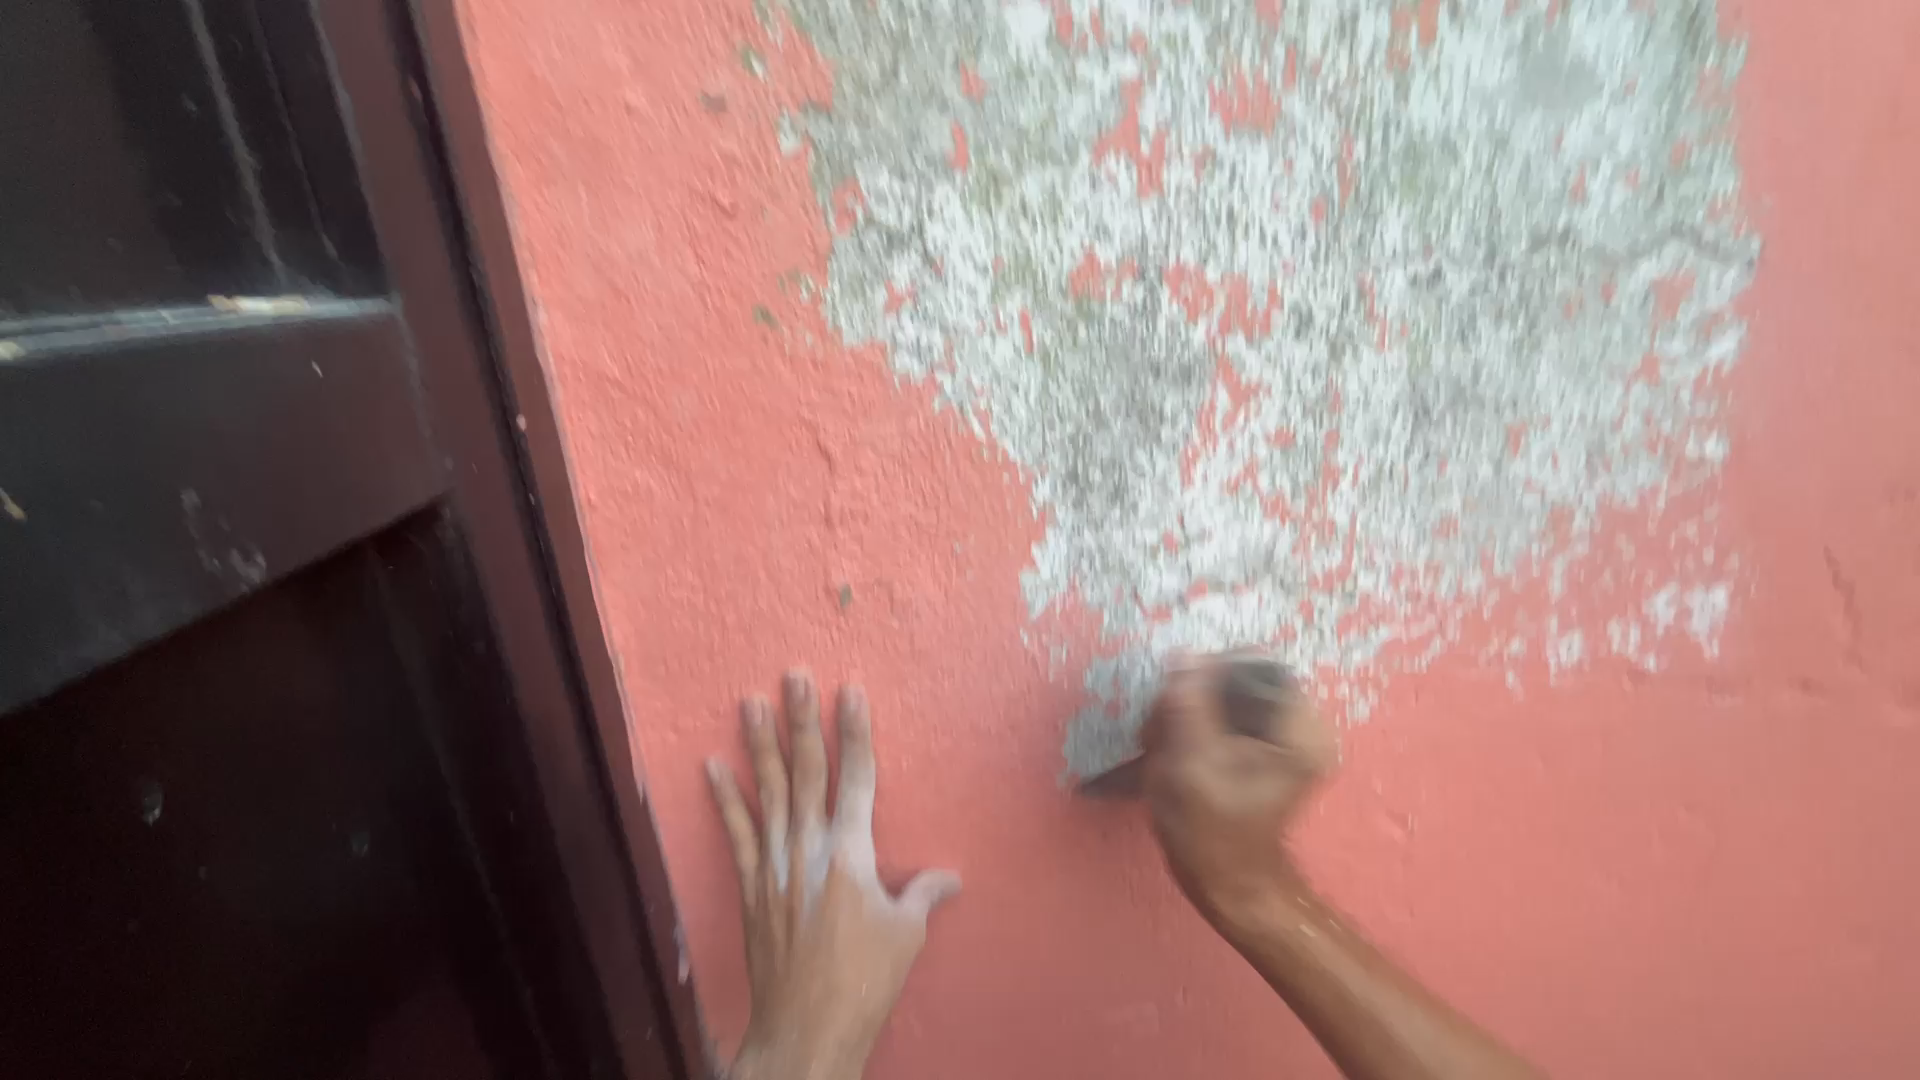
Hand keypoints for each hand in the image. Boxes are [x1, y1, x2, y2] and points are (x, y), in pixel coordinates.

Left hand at [707, 670, 960, 1079]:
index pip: (856, 777)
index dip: (854, 731)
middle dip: (802, 719)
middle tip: (794, 675)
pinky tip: (713, 764)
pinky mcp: (750, 887)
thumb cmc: (863, 983)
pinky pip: (736, 834)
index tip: (850, 691)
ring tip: (750, 700)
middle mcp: (809, 847)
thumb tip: (950, 876)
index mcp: (851, 853)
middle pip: (806, 770)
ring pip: (768, 791)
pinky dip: (725, 798)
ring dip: (761, 743)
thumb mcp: (906, 936)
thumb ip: (924, 895)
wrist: (804, 1034)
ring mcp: (774, 864)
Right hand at [1141, 655, 1335, 924]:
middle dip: (1194, 693)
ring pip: (1228, 693)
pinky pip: (1227, 713)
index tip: (1175, 695)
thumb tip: (1185, 652)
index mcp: (1300, 729)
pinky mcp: (1266, 747)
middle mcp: (1302, 726)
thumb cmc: (1211, 831)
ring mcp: (1285, 737)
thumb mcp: (1192, 763)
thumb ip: (1190, 703)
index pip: (1257, 662)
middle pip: (1241, 676)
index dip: (1211, 669)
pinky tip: (1173, 746)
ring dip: (1189, 709)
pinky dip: (1197, 722)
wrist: (1227, 884)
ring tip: (1162, 741)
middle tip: (1160, 726)